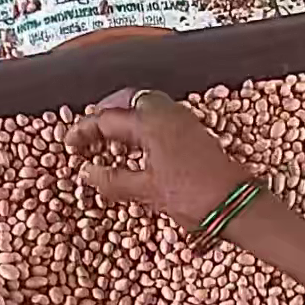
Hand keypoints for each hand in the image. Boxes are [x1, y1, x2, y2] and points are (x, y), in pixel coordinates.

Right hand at [65, 87, 251, 229]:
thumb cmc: (193, 197)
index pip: (107, 118)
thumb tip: (87, 174)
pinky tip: (136, 146)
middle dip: (103, 115)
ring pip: (144, 105)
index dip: (84, 130)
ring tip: (108, 141)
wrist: (235, 203)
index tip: (69, 143)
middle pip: (126, 101)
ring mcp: (182, 119)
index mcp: (151, 123)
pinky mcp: (192, 131)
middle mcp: (167, 113)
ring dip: (124, 118)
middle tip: (87, 135)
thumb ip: (113, 180)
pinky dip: (141, 124)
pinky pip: (159, 116)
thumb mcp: (147, 191)